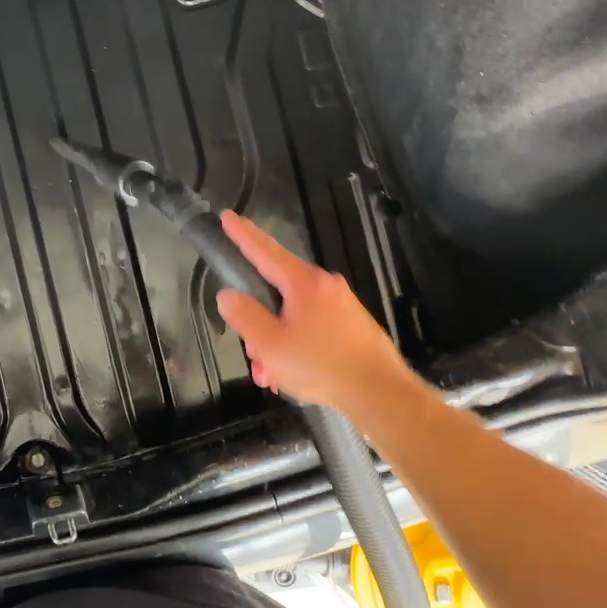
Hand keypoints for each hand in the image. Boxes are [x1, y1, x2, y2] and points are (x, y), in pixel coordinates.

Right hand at [215, 210, 416, 412]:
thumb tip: (228, 294)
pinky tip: (289, 375)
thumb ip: (244, 315)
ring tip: (271, 374)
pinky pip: (309, 328)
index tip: (227, 216)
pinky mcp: (350, 325)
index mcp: (304, 283)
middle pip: (276, 293)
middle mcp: (324, 286)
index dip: (242, 235)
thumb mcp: (269, 343)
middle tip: (252, 353)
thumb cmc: (320, 364)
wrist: (379, 391)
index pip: (265, 251)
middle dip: (258, 323)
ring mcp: (340, 305)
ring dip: (274, 342)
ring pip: (291, 316)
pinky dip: (293, 347)